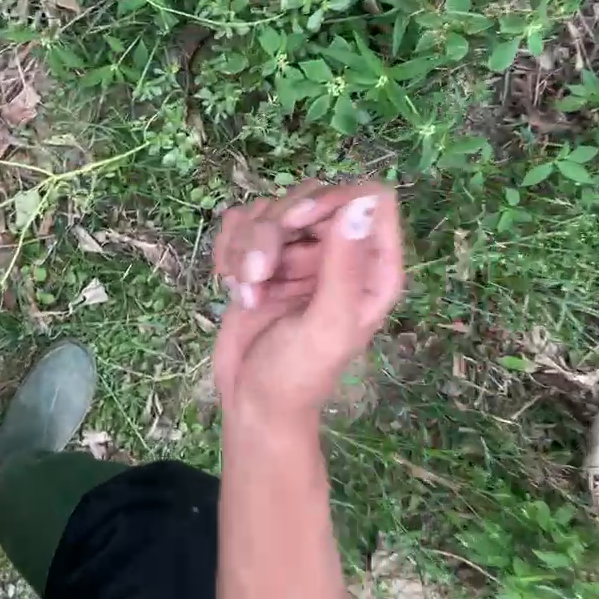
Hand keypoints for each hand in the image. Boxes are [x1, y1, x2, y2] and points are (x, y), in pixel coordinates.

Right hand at [210, 182, 404, 429]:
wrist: (252, 400)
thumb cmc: (299, 373)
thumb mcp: (327, 323)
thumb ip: (344, 265)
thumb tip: (360, 204)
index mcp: (372, 267)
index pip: (365, 198)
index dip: (328, 200)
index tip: (294, 224)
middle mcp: (335, 253)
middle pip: (306, 198)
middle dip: (271, 232)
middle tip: (257, 274)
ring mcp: (294, 255)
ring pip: (265, 211)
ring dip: (244, 248)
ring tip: (246, 291)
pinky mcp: (257, 260)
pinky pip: (237, 227)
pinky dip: (227, 252)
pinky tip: (232, 286)